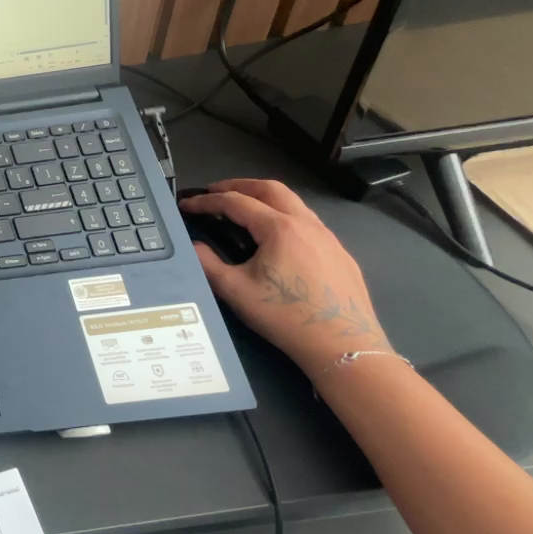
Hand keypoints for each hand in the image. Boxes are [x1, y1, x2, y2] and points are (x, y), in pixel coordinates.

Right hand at [180, 178, 392, 372]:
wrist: (345, 349)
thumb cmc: (286, 316)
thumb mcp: (234, 290)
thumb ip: (206, 262)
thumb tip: (193, 246)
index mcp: (280, 229)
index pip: (235, 202)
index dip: (206, 201)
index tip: (187, 205)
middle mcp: (308, 226)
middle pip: (270, 189)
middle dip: (238, 185)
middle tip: (215, 192)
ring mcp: (329, 240)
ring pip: (293, 204)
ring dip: (264, 199)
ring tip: (243, 211)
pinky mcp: (342, 256)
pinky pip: (309, 223)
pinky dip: (284, 217)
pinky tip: (275, 239)